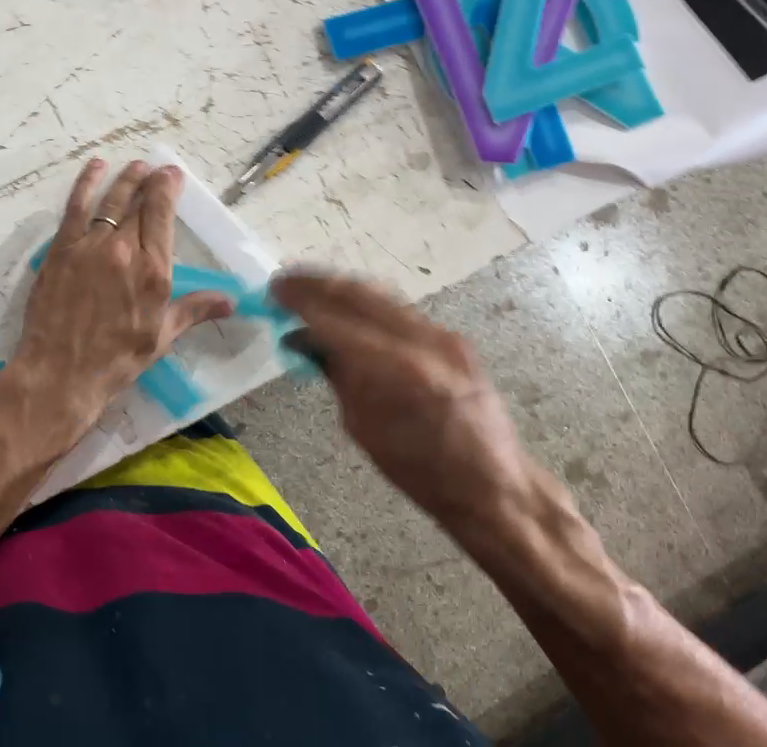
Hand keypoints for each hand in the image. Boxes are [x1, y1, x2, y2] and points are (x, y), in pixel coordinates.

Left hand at [0, 160, 234, 456]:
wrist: (61, 371)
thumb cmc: (116, 360)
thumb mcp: (161, 337)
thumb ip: (194, 311)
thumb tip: (231, 302)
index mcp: (153, 270)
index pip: (162, 215)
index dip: (168, 189)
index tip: (173, 175)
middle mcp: (123, 250)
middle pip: (138, 203)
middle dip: (150, 180)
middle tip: (156, 169)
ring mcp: (89, 246)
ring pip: (110, 200)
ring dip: (124, 179)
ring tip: (134, 165)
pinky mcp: (61, 249)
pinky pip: (76, 207)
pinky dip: (86, 184)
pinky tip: (95, 168)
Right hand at [271, 271, 535, 528]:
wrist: (494, 485)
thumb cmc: (420, 473)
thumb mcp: (363, 428)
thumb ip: (335, 374)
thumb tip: (301, 340)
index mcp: (397, 371)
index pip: (336, 321)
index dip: (300, 303)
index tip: (272, 293)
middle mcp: (422, 341)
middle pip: (358, 294)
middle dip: (315, 284)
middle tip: (282, 281)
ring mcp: (442, 335)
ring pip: (380, 294)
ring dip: (339, 286)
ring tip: (306, 285)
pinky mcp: (451, 337)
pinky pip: (398, 308)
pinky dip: (364, 301)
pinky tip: (343, 304)